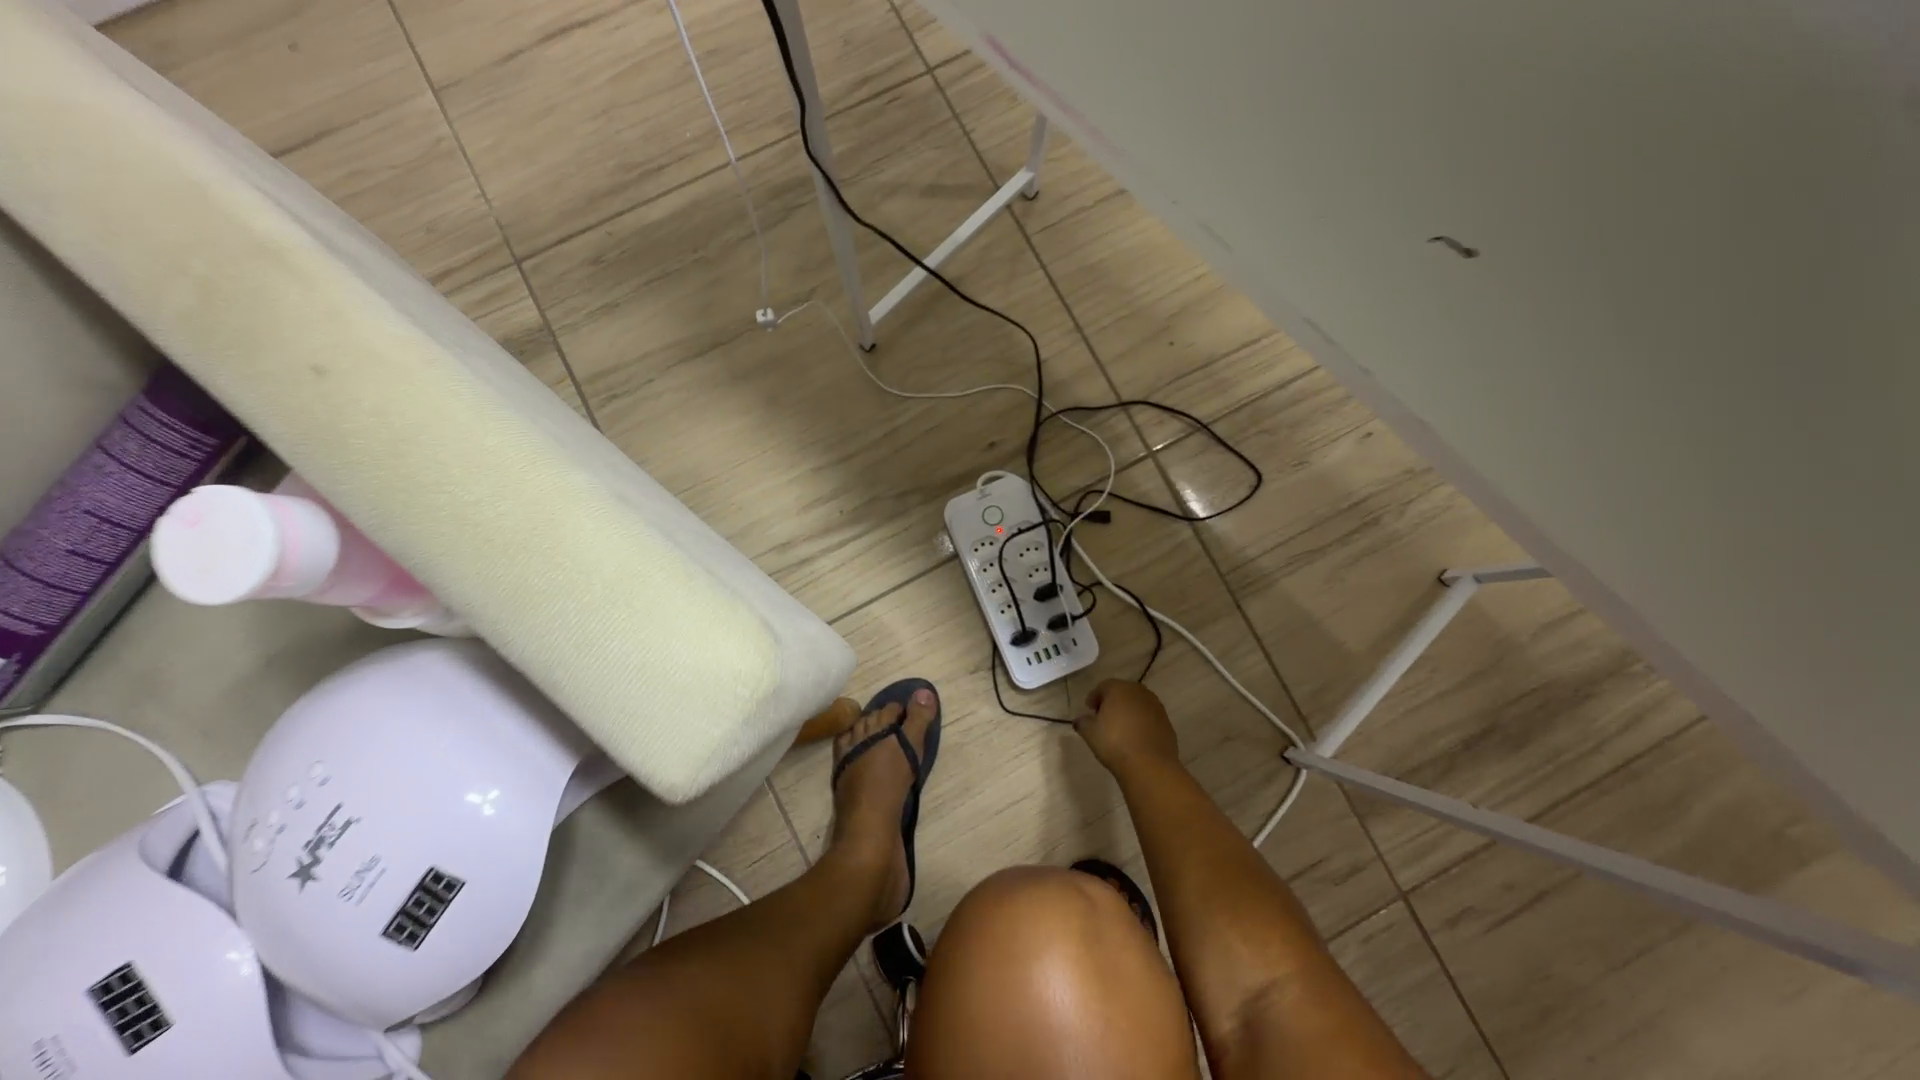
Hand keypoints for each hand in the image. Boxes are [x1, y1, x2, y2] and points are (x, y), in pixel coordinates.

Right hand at [1074, 679, 1179, 776]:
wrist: (1149, 764)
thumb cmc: (1114, 743)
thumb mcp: (1090, 733)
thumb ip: (1083, 722)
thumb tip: (1080, 719)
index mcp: (1119, 689)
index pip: (1103, 686)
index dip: (1094, 696)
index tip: (1088, 708)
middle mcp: (1139, 692)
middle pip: (1123, 691)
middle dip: (1112, 701)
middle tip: (1103, 715)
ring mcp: (1156, 706)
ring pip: (1138, 703)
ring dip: (1128, 710)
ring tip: (1120, 726)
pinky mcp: (1166, 722)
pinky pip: (1149, 716)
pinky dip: (1141, 721)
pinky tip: (1135, 736)